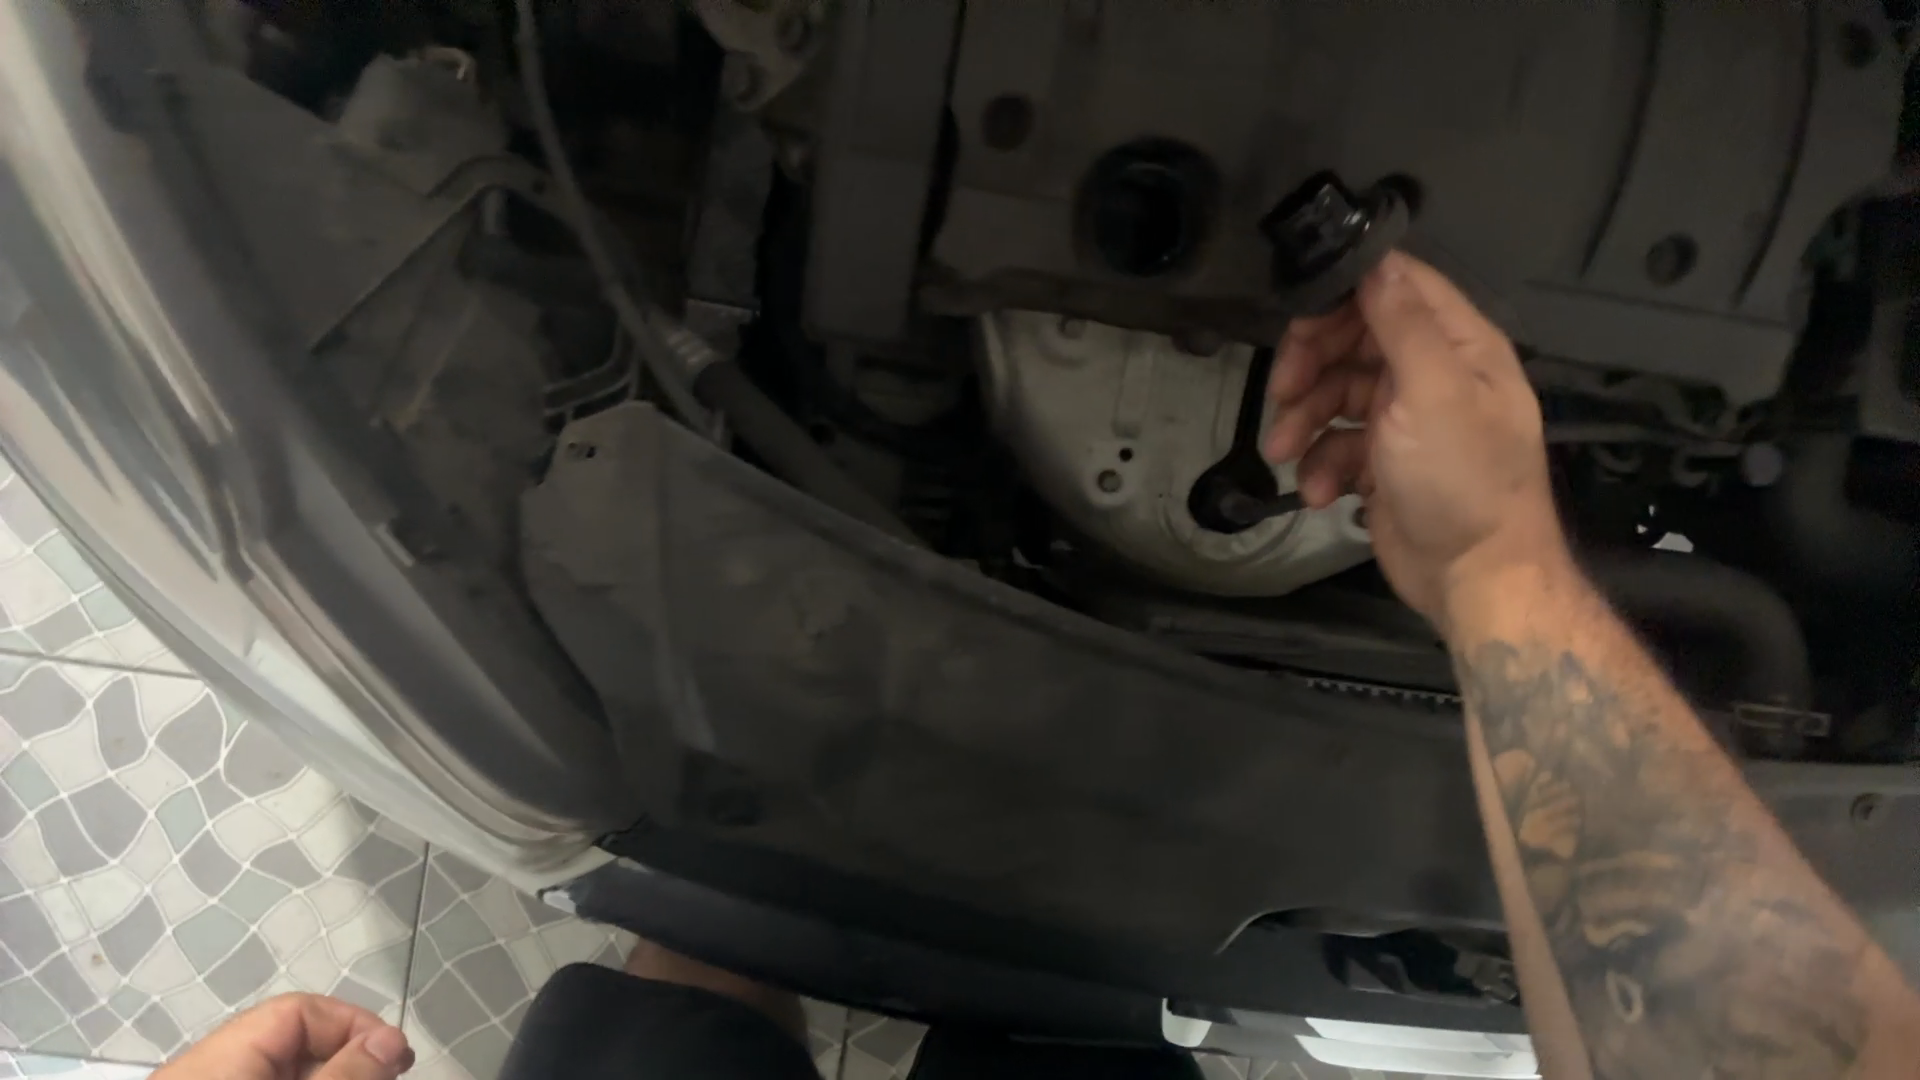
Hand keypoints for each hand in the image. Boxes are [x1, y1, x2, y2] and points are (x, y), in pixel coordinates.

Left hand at [151, 994, 412, 1079]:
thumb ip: (345, 1075)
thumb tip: (393, 1040)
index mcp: (215, 1058)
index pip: (299, 1011)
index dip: (355, 1024)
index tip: (394, 1057)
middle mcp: (197, 1069)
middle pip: (289, 1042)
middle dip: (345, 1055)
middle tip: (386, 1074)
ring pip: (277, 1069)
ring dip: (327, 1073)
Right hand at [1261, 251, 1569, 626]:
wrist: (1472, 573)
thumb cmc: (1461, 479)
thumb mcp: (1433, 394)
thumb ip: (1404, 327)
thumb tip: (1375, 265)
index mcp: (1456, 345)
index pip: (1395, 289)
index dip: (1344, 296)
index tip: (1299, 320)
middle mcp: (1429, 373)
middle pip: (1352, 343)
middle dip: (1310, 368)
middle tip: (1281, 393)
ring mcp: (1402, 418)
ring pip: (1333, 396)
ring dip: (1302, 423)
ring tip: (1284, 455)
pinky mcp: (1379, 458)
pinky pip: (1333, 444)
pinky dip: (1318, 465)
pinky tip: (1319, 493)